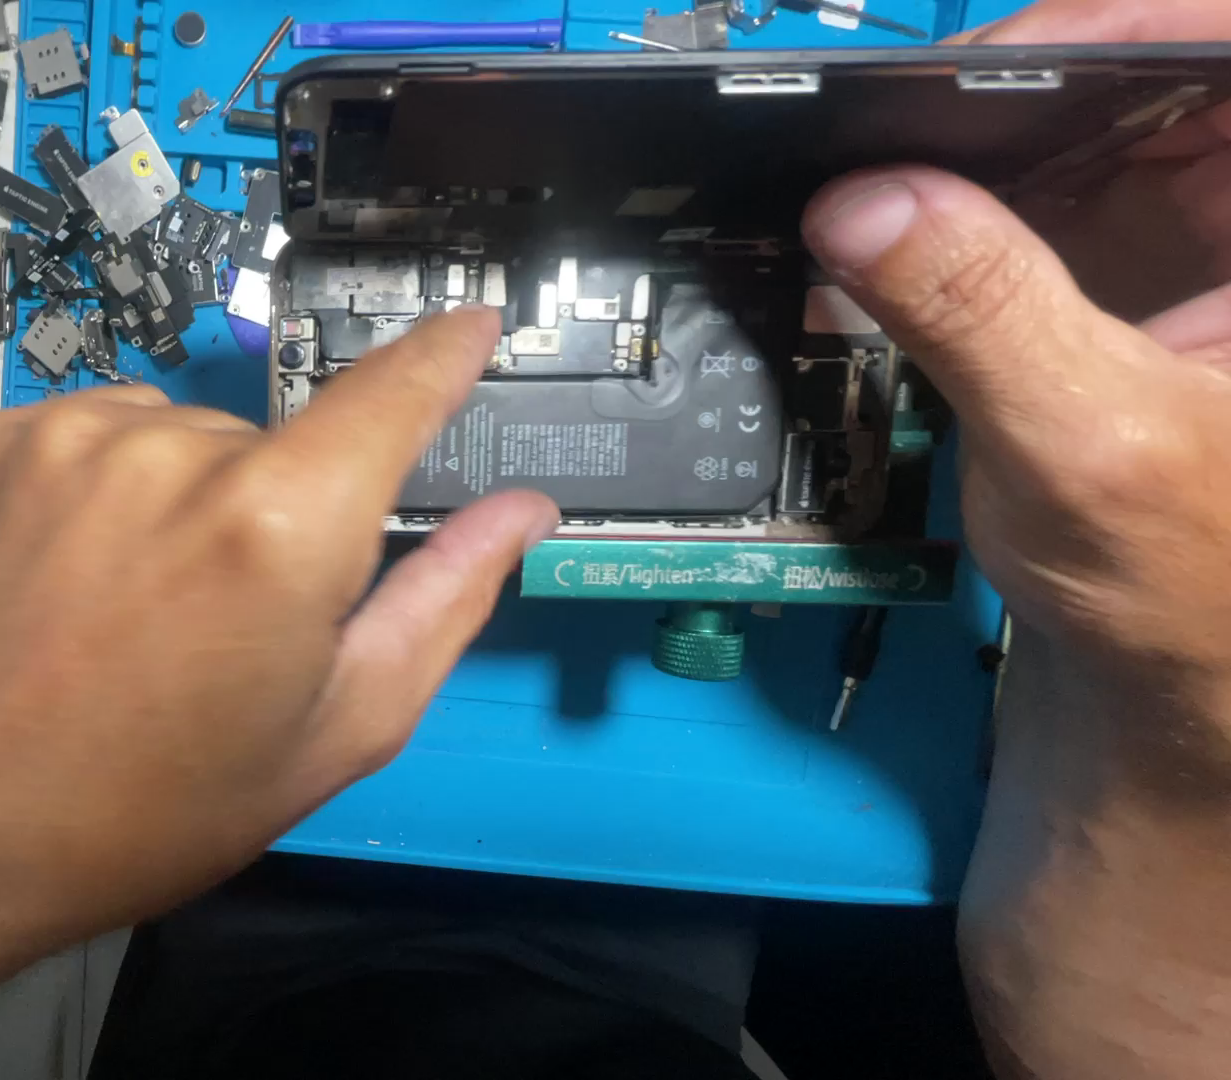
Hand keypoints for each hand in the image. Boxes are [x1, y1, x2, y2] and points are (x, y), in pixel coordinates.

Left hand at [0, 308, 556, 1013]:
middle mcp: (174, 450)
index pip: (386, 400)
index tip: (469, 324)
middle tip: (233, 613)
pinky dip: (123, 481)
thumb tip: (520, 509)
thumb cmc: (173, 804)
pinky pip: (110, 432)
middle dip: (285, 511)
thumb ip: (446, 600)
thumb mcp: (342, 726)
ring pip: (191, 438)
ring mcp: (72, 434)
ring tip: (148, 596)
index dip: (438, 358)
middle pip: (280, 445)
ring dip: (198, 495)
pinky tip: (87, 566)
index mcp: (276, 527)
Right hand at [801, 1, 1230, 751]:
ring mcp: (1201, 220)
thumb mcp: (1079, 436)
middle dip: (1000, 97)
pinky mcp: (1125, 259)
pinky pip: (1034, 194)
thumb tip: (851, 202)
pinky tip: (879, 242)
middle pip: (1147, 70)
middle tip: (864, 145)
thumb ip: (976, 309)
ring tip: (852, 190)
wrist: (1181, 651)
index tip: (945, 89)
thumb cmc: (1183, 568)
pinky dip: (947, 209)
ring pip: (1080, 126)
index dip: (1105, 30)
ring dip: (959, 156)